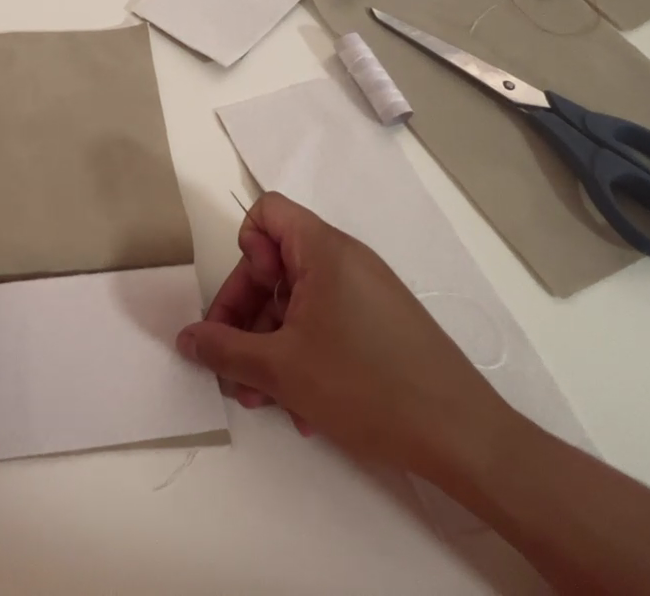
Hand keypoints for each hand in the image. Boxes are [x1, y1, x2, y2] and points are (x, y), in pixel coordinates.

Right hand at [175, 193, 516, 478]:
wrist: (464, 438)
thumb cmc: (365, 386)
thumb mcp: (280, 369)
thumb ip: (223, 349)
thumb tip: (185, 338)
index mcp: (324, 252)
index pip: (266, 212)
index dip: (244, 252)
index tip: (246, 304)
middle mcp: (346, 262)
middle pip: (274, 265)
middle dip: (245, 317)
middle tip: (231, 367)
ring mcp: (367, 295)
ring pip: (297, 304)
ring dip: (268, 347)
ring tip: (260, 399)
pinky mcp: (382, 327)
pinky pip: (325, 326)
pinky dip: (303, 358)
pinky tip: (300, 409)